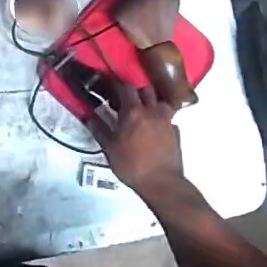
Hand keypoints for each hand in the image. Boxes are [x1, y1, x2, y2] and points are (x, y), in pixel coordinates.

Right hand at [89, 79, 193, 205]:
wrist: (161, 182)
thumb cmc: (132, 165)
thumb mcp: (110, 149)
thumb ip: (100, 130)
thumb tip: (89, 117)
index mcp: (134, 112)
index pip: (125, 88)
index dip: (117, 84)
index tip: (110, 85)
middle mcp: (152, 111)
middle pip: (145, 90)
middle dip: (135, 92)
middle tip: (126, 101)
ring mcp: (167, 120)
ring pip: (160, 102)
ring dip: (151, 103)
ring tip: (143, 113)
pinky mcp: (176, 132)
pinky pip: (169, 119)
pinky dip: (161, 120)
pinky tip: (155, 130)